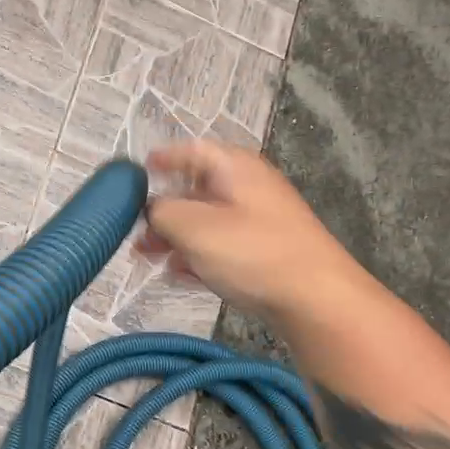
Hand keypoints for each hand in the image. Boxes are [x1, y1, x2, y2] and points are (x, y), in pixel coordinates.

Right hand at [138, 139, 368, 318]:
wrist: (315, 298)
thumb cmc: (251, 252)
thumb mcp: (192, 227)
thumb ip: (160, 211)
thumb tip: (151, 209)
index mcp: (234, 168)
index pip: (192, 150)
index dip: (162, 159)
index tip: (135, 174)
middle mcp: (248, 187)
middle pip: (196, 189)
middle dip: (162, 209)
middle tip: (134, 230)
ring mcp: (259, 220)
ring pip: (206, 221)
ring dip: (175, 236)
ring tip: (147, 257)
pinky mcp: (265, 251)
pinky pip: (221, 246)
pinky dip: (197, 255)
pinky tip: (180, 276)